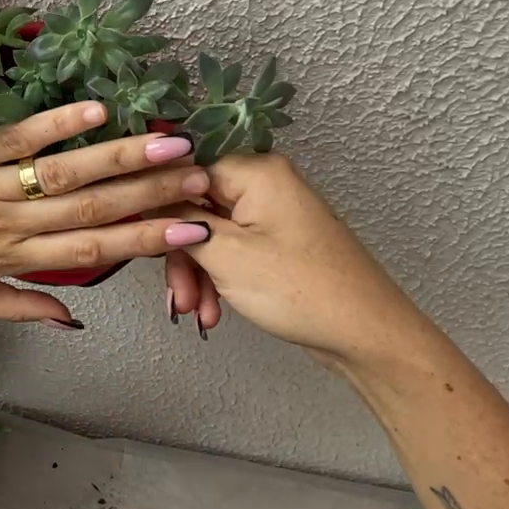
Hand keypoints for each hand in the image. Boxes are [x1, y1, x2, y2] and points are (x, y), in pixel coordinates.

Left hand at [0, 102, 213, 324]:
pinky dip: (54, 124)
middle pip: (92, 208)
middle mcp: (8, 224)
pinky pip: (12, 138)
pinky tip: (96, 111)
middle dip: (151, 194)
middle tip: (203, 177)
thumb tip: (72, 318)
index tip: (195, 229)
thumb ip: (21, 308)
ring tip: (169, 144)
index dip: (148, 239)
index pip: (93, 248)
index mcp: (13, 258)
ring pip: (62, 173)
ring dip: (119, 157)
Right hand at [158, 154, 435, 362]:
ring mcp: (273, 214)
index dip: (158, 206)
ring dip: (197, 273)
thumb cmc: (301, 290)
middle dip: (180, 254)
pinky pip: (231, 250)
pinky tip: (212, 310)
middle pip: (195, 207)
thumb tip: (147, 200)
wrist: (367, 336)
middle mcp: (265, 184)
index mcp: (256, 172)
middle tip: (177, 295)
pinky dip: (218, 278)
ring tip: (195, 311)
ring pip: (210, 234)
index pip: (184, 172)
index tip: (140, 239)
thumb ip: (178, 222)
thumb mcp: (225, 254)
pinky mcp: (276, 242)